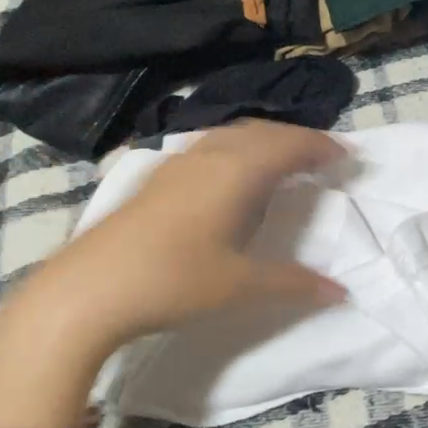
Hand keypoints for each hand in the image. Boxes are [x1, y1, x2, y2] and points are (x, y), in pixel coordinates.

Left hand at [16, 120, 349, 356]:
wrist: (80, 295)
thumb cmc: (170, 282)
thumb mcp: (239, 286)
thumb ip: (293, 283)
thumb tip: (342, 291)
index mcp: (237, 171)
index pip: (291, 145)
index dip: (322, 146)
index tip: (348, 156)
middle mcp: (210, 156)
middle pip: (264, 132)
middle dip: (298, 139)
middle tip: (323, 156)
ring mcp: (177, 163)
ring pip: (233, 135)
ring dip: (265, 140)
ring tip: (283, 159)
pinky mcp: (153, 178)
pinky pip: (209, 145)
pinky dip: (235, 148)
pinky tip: (229, 172)